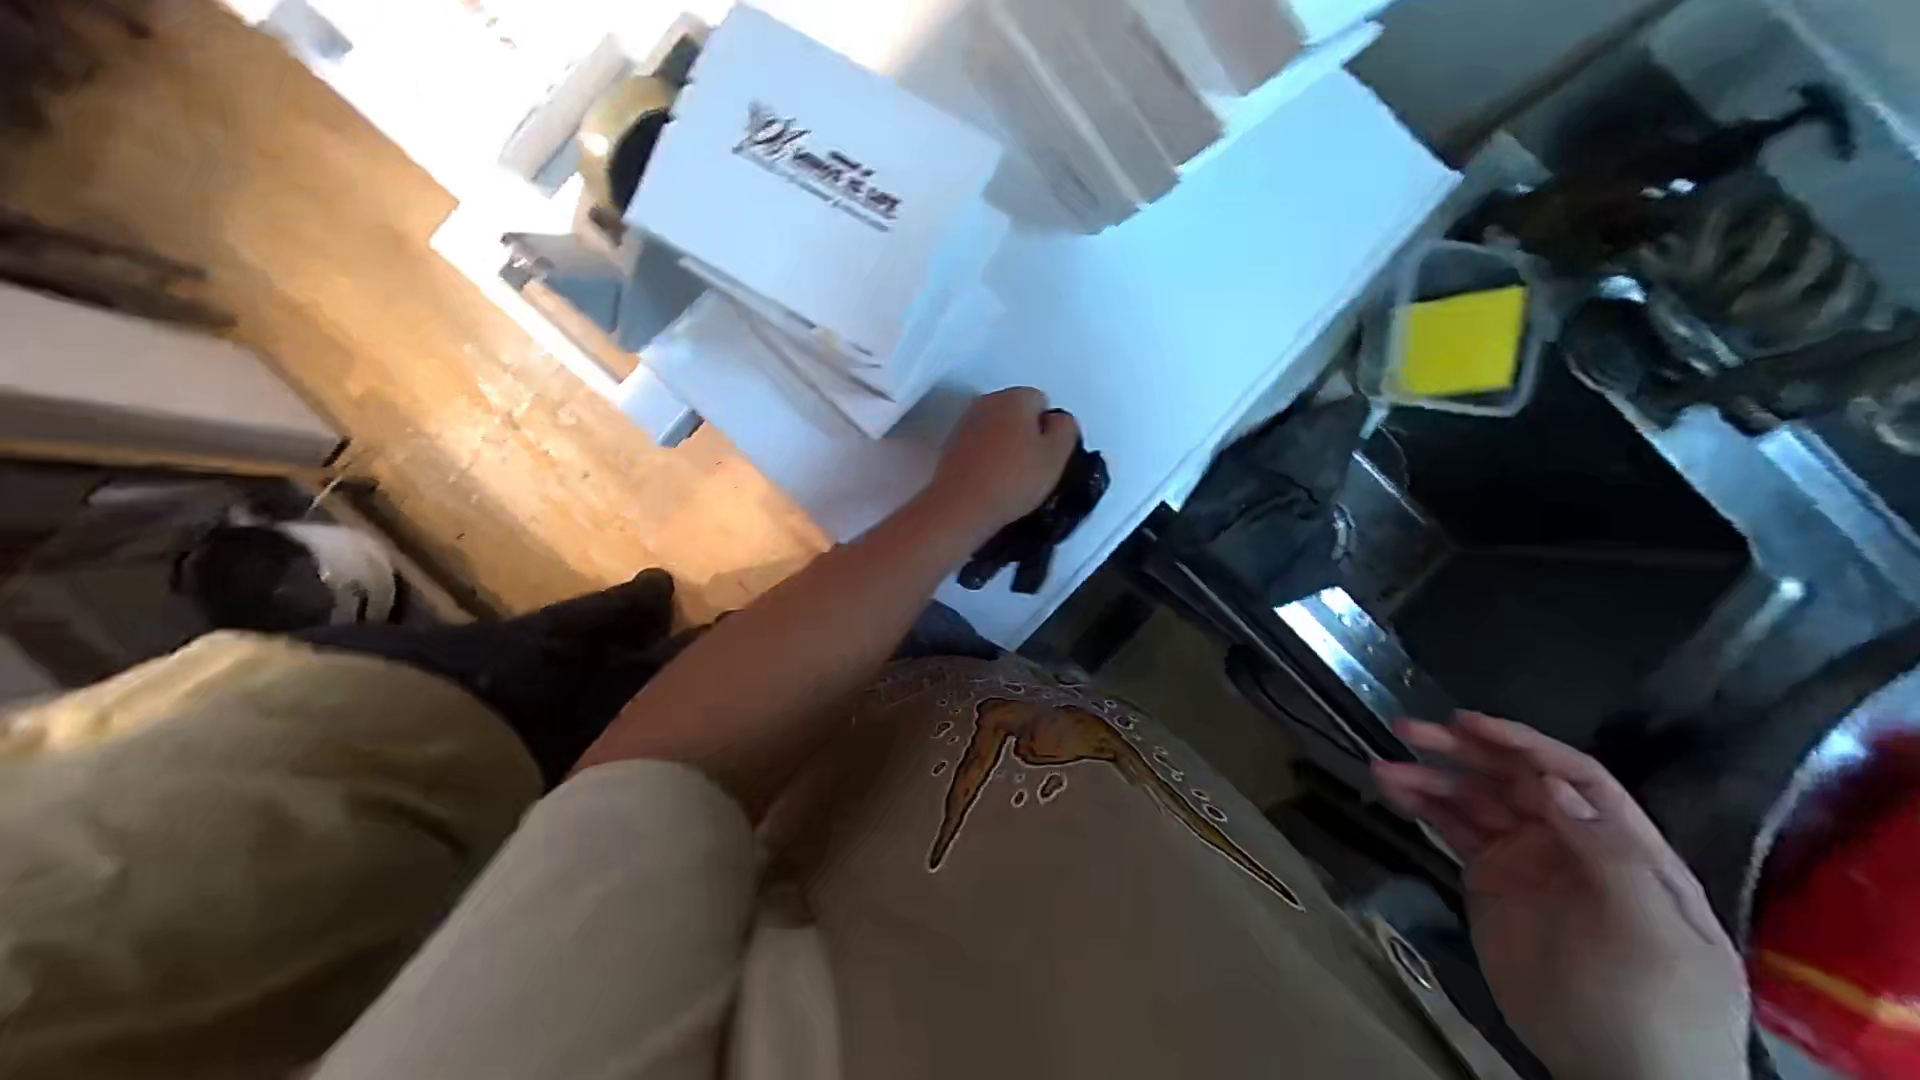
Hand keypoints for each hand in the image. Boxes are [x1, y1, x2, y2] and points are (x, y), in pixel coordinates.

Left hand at [924, 387, 1079, 540]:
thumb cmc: (1012, 481)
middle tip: (1033, 467)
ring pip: (997, 429)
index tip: (1048, 455)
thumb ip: (1067, 428)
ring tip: (1012, 478)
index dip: (1050, 428)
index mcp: (1015, 396)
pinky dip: (987, 458)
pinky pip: (979, 446)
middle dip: (1027, 433)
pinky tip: (992, 482)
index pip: (1042, 401)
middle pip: (1017, 412)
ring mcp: (965, 423)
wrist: (961, 508)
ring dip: (1006, 446)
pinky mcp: (950, 445)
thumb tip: (1059, 422)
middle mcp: (986, 402)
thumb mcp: (1057, 456)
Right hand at [1374, 713, 1749, 1079]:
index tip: (1468, 723)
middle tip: (1410, 730)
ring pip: (1473, 799)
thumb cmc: (1656, 1009)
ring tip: (1383, 767)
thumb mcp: (1653, 936)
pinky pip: (1452, 829)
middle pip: (1513, 778)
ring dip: (1429, 777)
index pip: (1575, 777)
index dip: (1522, 743)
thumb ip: (1611, 856)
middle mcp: (1571, 840)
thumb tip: (1553, 785)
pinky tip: (1393, 791)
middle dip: (1462, 750)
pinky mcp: (1489, 878)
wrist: (1620, 1077)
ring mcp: (1526, 859)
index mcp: (1624, 846)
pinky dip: (1422, 806)